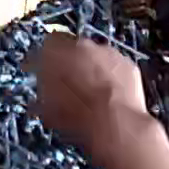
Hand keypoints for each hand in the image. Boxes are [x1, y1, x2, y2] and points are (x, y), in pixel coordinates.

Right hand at [31, 34, 161, 167]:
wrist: (115, 124)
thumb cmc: (76, 116)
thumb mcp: (46, 109)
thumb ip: (42, 92)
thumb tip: (41, 94)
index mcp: (56, 51)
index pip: (47, 44)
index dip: (47, 59)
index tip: (46, 72)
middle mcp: (81, 45)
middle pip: (73, 47)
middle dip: (71, 62)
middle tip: (70, 84)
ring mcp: (107, 52)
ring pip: (96, 56)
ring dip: (93, 68)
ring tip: (93, 93)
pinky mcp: (128, 64)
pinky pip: (116, 66)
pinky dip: (113, 77)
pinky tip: (111, 95)